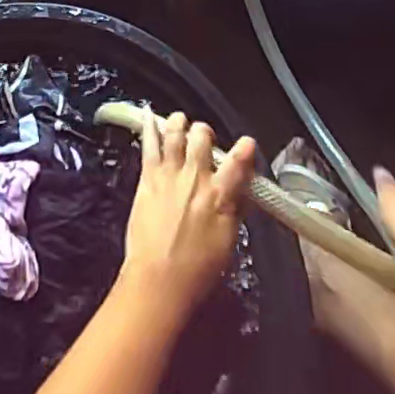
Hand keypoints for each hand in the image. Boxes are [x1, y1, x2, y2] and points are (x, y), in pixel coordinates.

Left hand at [120, 112, 256, 315]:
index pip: (239, 163)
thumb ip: (234, 210)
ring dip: (178, 123)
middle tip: (204, 135)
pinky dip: (148, 127)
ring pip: (175, 135)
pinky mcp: (147, 178)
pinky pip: (148, 145)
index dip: (245, 149)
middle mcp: (195, 179)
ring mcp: (168, 175)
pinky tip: (147, 115)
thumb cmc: (198, 268)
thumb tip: (239, 193)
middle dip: (205, 132)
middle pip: (202, 139)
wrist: (158, 278)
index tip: (247, 143)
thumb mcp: (228, 241)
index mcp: (220, 196)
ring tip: (179, 118)